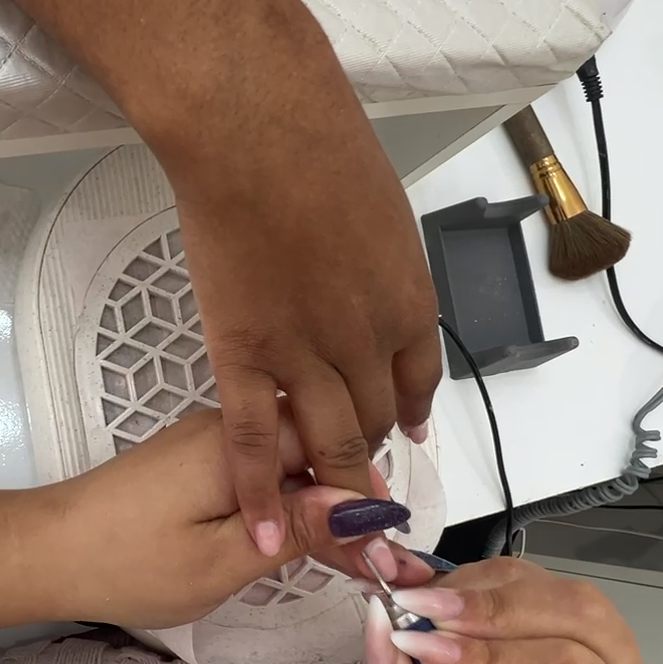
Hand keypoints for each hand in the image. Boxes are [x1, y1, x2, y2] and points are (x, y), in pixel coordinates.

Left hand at [0, 407, 437, 634]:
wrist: (45, 550)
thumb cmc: (128, 563)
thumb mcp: (222, 559)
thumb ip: (296, 529)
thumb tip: (365, 512)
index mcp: (240, 440)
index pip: (332, 448)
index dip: (369, 499)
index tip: (391, 553)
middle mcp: (228, 424)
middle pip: (314, 449)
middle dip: (350, 502)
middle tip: (375, 563)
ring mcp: (209, 437)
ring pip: (288, 457)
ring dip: (320, 502)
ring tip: (347, 555)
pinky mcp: (194, 456)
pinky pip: (260, 466)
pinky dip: (285, 498)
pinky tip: (299, 531)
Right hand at [158, 70, 442, 558]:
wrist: (256, 130)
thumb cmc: (321, 145)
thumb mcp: (380, 207)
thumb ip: (382, 263)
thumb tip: (373, 286)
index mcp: (407, 298)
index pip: (419, 379)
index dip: (410, 415)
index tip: (405, 437)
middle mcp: (367, 341)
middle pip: (378, 419)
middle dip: (375, 457)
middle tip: (366, 494)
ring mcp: (304, 356)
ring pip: (329, 441)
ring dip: (334, 487)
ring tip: (332, 523)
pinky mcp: (243, 359)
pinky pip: (255, 441)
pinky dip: (263, 492)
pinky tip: (267, 533)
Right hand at [352, 559, 652, 663]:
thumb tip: (377, 627)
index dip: (492, 662)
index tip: (420, 651)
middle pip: (570, 617)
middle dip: (483, 608)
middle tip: (411, 609)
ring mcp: (605, 632)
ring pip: (547, 585)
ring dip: (474, 589)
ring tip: (417, 605)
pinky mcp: (567, 601)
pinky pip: (523, 573)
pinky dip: (472, 578)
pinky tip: (436, 600)